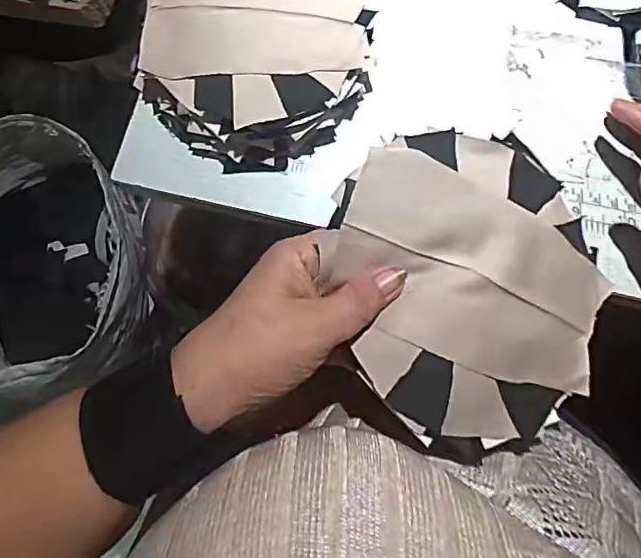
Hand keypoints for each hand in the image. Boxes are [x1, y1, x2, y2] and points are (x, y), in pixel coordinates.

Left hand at [170, 235, 404, 432]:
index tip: (421, 262)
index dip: (381, 253)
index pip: (348, 244)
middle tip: (430, 297)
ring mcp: (301, 308)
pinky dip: (359, 341)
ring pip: (346, 306)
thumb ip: (357, 301)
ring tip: (419, 323)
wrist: (209, 396)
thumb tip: (396, 274)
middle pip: (350, 276)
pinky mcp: (302, 337)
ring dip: (373, 319)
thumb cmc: (254, 349)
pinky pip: (338, 331)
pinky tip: (390, 351)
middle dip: (383, 290)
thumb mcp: (313, 325)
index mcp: (297, 257)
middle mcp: (300, 275)